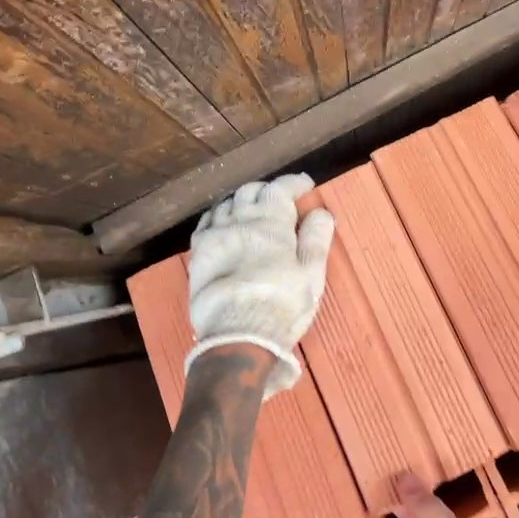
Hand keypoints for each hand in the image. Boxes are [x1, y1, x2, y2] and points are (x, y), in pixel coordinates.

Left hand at [184, 174, 333, 396]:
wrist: (235, 334)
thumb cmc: (281, 304)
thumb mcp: (311, 273)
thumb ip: (316, 239)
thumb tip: (320, 212)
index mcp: (271, 221)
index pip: (280, 188)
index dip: (293, 183)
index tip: (305, 185)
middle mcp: (240, 219)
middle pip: (250, 191)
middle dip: (267, 190)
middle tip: (279, 199)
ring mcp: (215, 235)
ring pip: (226, 204)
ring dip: (241, 201)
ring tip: (251, 209)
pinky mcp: (197, 253)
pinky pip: (206, 223)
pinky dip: (218, 216)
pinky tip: (223, 222)